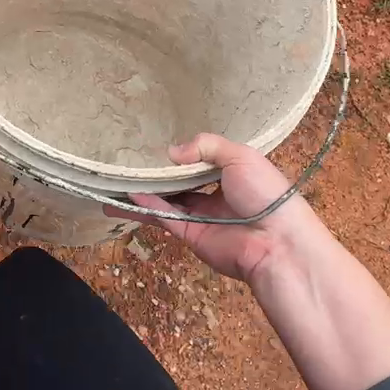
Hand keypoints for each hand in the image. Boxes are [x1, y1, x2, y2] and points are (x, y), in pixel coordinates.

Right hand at [112, 133, 327, 284]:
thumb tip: (171, 153)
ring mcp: (200, 217)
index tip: (155, 146)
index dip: (180, 156)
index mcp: (231, 176)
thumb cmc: (265, 194)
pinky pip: (164, 217)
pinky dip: (146, 206)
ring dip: (140, 194)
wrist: (278, 243)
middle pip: (177, 184)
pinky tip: (127, 196)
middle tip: (126, 166)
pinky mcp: (190, 235)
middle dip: (154, 177)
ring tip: (112, 187)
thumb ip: (206, 146)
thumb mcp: (241, 156)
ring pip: (164, 202)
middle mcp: (214, 196)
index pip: (200, 164)